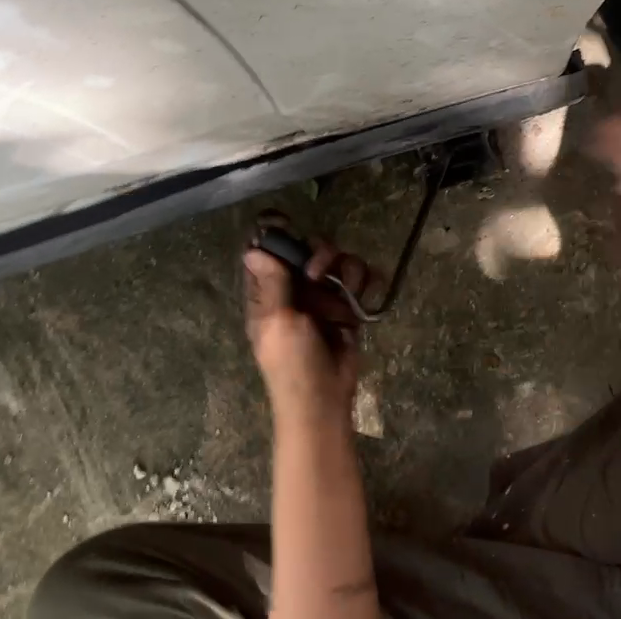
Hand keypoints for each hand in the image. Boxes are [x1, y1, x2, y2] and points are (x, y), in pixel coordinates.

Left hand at [242, 216, 372, 423]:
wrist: (324, 400)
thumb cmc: (292, 366)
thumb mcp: (278, 323)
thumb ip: (272, 284)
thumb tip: (252, 249)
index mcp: (268, 293)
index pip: (265, 252)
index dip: (272, 233)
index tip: (284, 220)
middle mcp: (295, 289)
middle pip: (308, 248)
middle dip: (320, 253)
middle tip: (320, 273)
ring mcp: (324, 297)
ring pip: (340, 260)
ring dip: (348, 270)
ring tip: (349, 294)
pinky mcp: (348, 306)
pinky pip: (362, 280)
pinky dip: (368, 282)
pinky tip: (366, 297)